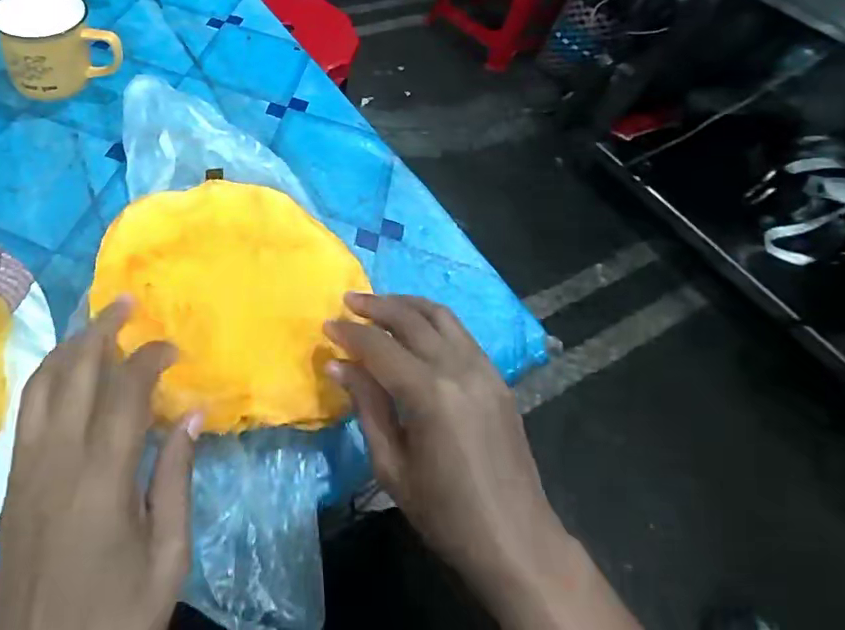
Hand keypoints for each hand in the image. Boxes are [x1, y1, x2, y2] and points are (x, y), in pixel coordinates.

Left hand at [0, 298, 200, 629]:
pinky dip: (48, 373)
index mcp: (102, 476)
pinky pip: (27, 406)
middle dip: (103, 327)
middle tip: (128, 303)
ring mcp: (28, 464)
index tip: (174, 349)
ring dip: (71, 344)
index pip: (126, 391)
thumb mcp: (166, 558)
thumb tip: (192, 414)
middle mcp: (58, 456)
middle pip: (77, 369)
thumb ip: (177, 480)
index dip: (151, 358)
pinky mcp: (11, 478)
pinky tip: (66, 369)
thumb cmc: (114, 612)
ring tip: (97, 323)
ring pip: (44, 380)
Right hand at [326, 293, 638, 629]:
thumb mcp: (392, 467)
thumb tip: (338, 365)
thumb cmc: (446, 514)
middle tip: (347, 302)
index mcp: (430, 395)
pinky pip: (460, 333)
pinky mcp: (497, 378)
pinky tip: (415, 327)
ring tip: (378, 304)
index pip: (380, 347)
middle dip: (375, 306)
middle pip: (411, 319)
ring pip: (440, 316)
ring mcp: (484, 370)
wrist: (517, 542)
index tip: (326, 326)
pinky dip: (432, 320)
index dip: (350, 334)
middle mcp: (459, 370)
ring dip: (406, 305)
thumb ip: (367, 406)